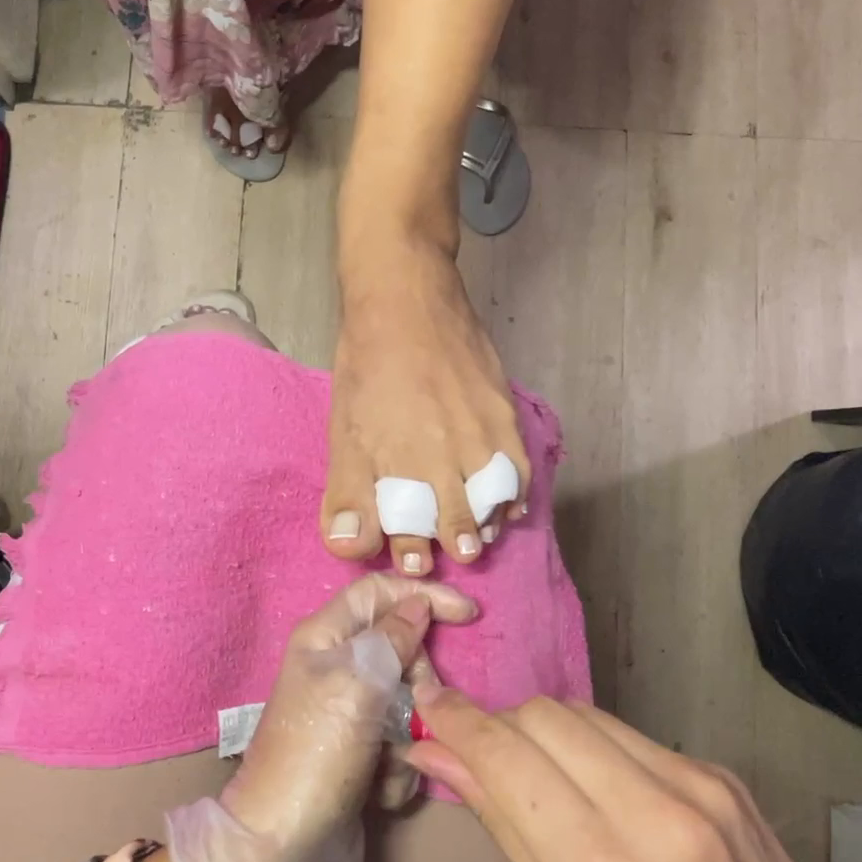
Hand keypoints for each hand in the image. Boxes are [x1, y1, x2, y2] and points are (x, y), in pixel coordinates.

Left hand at [159, 574, 477, 861]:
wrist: (288, 842)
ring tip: (386, 760)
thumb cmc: (319, 749)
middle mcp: (337, 665)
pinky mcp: (363, 751)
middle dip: (417, 683)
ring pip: (408, 701)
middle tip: (415, 708)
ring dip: (408, 736)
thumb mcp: (358, 681)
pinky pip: (402, 742)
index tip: (470, 615)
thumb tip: (418, 604)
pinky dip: (398, 766)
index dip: (423, 594)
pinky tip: (378, 788)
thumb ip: (393, 636)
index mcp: (325, 635)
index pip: (379, 591)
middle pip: (402, 648)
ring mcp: (350, 711)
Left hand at [323, 238, 529, 575]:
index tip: (412, 561)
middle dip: (453, 545)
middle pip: (458, 523)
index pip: (410, 532)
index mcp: (397, 463)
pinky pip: (518, 472)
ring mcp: (480, 437)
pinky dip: (513, 497)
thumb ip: (347, 489)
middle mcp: (444, 456)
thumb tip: (348, 546)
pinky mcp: (505, 416)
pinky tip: (505, 507)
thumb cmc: (366, 365)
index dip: (411, 552)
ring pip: (492, 503)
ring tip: (477, 538)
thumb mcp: (343, 427)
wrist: (407, 300)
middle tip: (452, 553)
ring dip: (485, 526)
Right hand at [405, 691, 813, 861]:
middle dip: (501, 726)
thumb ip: (503, 825)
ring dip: (544, 732)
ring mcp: (699, 786)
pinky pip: (629, 732)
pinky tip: (597, 786)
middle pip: (542, 715)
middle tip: (482, 757)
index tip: (427, 704)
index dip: (457, 721)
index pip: (506, 754)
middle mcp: (655, 811)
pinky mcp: (722, 775)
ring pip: (583, 712)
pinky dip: (593, 747)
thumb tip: (435, 751)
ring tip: (539, 773)